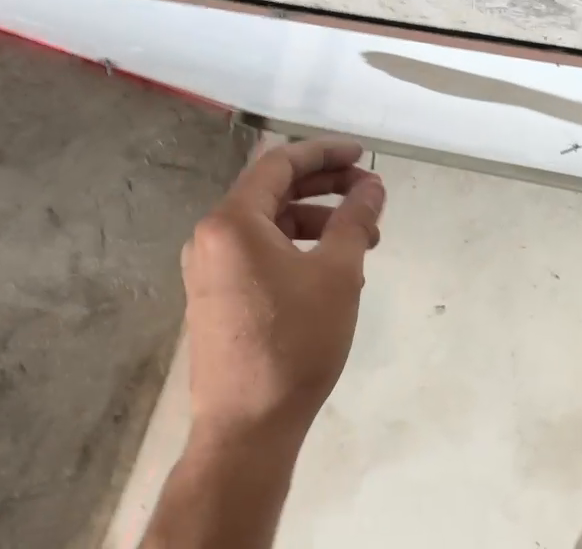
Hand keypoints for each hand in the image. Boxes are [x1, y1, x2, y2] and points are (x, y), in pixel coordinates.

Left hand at [179, 138, 385, 443]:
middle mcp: (211, 238)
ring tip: (362, 240)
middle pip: (273, 192)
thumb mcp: (338, 273)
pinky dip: (297, 248)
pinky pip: (259, 253)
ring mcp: (209, 271)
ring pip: (269, 226)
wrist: (247, 429)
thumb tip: (372, 186)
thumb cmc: (294, 342)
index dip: (325, 153)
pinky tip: (331, 268)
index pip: (279, 164)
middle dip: (326, 187)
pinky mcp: (215, 299)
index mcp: (231, 222)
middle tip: (370, 194)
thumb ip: (356, 219)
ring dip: (316, 221)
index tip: (362, 156)